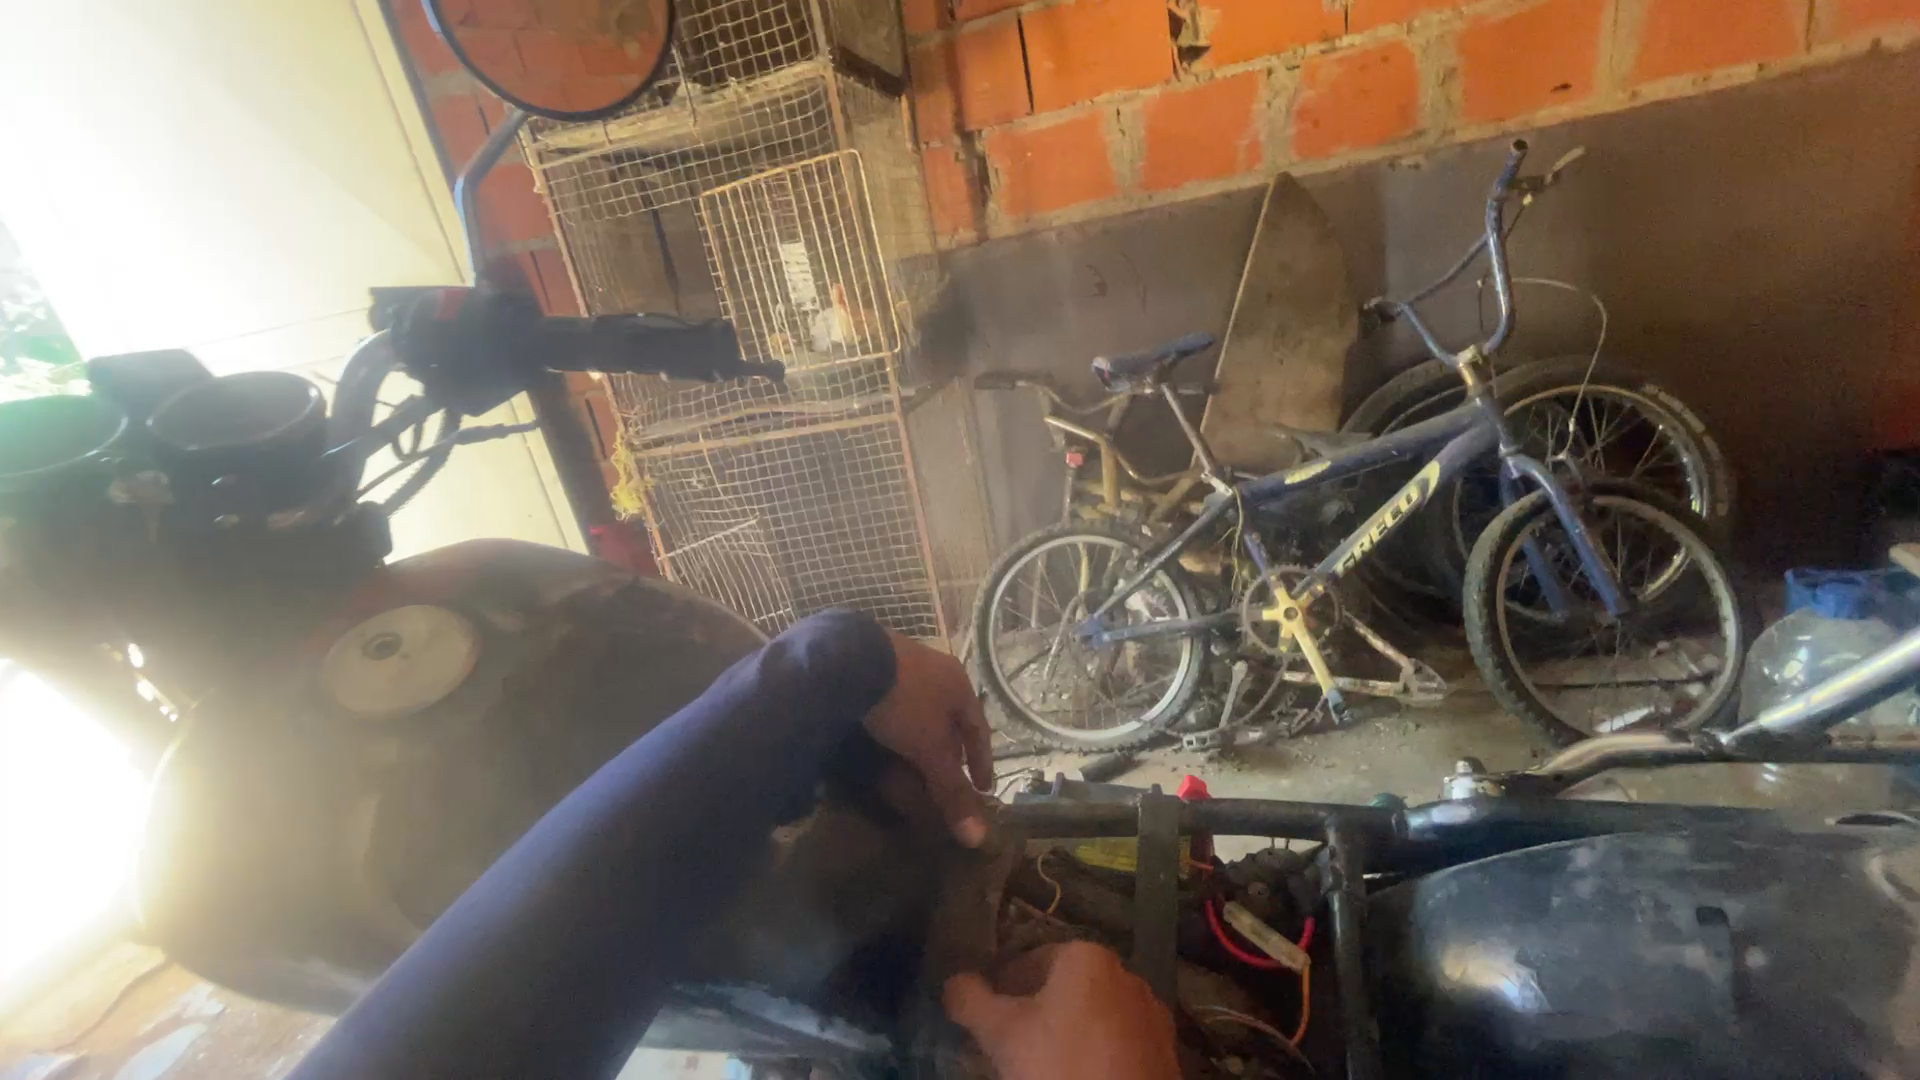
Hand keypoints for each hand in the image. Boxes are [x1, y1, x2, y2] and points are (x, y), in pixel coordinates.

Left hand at [862, 631, 992, 847]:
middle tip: (946, 779)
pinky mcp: (875, 663)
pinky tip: (886, 738)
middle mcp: (937, 670)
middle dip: (950, 751)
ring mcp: (905, 663)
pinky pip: (895, 702)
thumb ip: (951, 789)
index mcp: (959, 684)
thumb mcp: (930, 748)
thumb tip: (977, 838)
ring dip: (922, 738)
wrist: (850, 657)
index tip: (983, 788)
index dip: (982, 761)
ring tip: (916, 763)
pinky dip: (897, 726)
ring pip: (922, 710)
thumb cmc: (903, 702)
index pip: (980, 728)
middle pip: (951, 719)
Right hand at [944, 942, 1180, 1079]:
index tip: (990, 1020)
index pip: (1029, 961)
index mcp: (1085, 955)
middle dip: (1038, 1011)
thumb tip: (952, 982)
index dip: (1004, 989)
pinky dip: (1100, 1055)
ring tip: (1047, 1065)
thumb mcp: (1002, 1034)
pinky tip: (1081, 1074)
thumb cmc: (1059, 1067)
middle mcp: (1124, 972)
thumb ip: (971, 1001)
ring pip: (1094, 1015)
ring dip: (1070, 1033)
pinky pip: (1120, 1043)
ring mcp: (1150, 1013)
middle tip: (1015, 1046)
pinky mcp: (1166, 1053)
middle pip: (1064, 987)